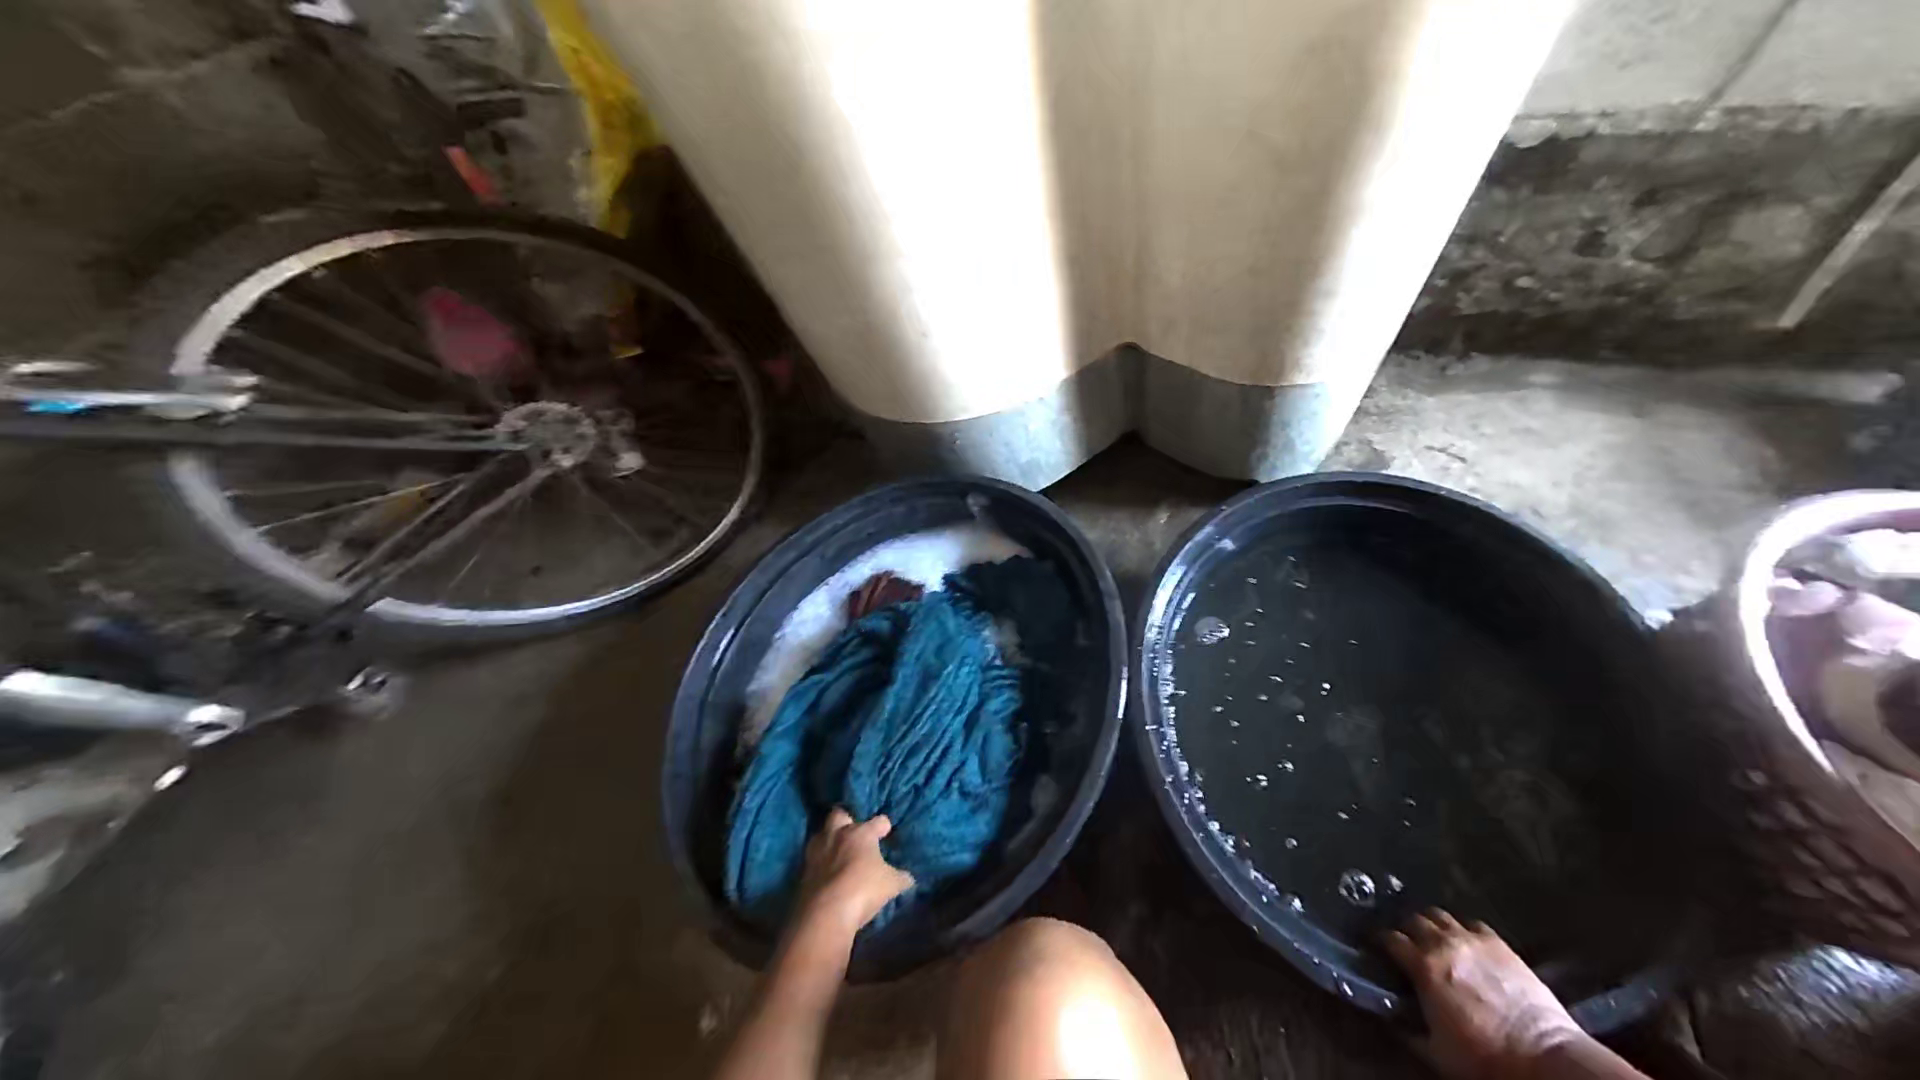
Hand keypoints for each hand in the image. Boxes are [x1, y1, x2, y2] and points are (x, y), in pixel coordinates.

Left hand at [791, 808, 913, 939]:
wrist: (826, 913)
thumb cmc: (864, 889)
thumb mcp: (891, 885)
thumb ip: (901, 878)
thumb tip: (908, 877)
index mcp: (861, 833)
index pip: (877, 821)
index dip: (882, 825)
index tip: (885, 830)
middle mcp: (837, 835)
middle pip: (839, 815)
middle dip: (847, 820)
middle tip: (855, 833)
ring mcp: (817, 852)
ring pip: (822, 834)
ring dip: (830, 840)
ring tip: (838, 851)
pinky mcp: (803, 871)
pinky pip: (813, 859)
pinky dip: (820, 863)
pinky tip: (827, 873)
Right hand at [1383, 909, 1584, 1079]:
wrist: (1547, 1060)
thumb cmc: (1486, 1058)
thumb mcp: (1435, 1052)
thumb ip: (1405, 1029)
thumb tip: (1388, 1017)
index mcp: (1422, 966)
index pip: (1389, 938)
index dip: (1381, 941)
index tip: (1379, 948)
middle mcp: (1442, 944)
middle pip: (1413, 920)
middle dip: (1406, 929)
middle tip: (1408, 943)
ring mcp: (1473, 940)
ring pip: (1440, 915)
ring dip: (1433, 925)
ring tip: (1436, 939)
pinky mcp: (1500, 945)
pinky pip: (1473, 924)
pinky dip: (1464, 930)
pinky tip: (1468, 944)